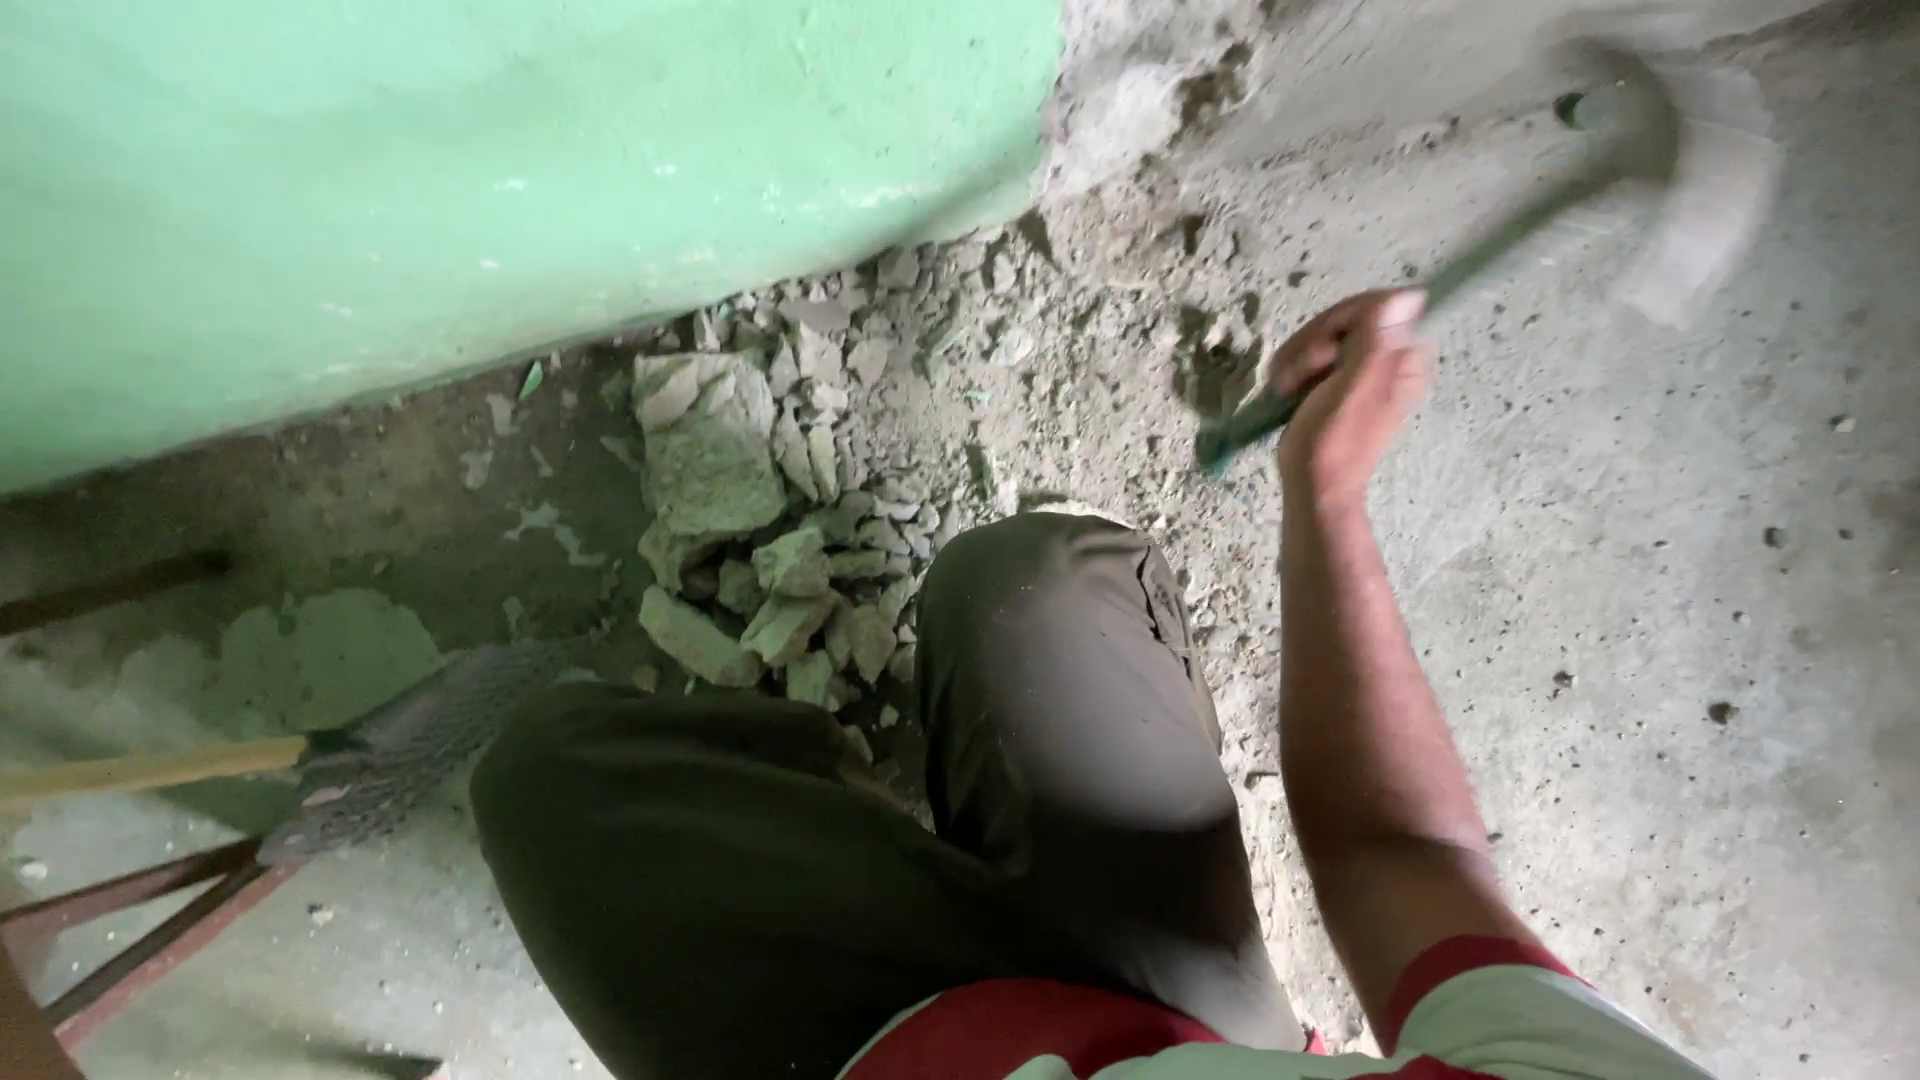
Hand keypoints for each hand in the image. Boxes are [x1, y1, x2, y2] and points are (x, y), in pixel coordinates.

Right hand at [1267, 290, 1430, 511]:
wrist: (1314, 486)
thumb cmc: (1330, 444)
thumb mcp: (1351, 391)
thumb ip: (1377, 343)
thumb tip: (1406, 295)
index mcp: (1405, 358)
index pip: (1373, 306)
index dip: (1333, 325)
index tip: (1312, 360)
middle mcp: (1392, 358)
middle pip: (1347, 319)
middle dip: (1311, 344)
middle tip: (1292, 378)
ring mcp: (1367, 370)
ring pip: (1328, 336)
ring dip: (1298, 358)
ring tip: (1285, 388)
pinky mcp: (1343, 383)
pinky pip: (1319, 355)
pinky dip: (1297, 368)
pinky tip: (1285, 390)